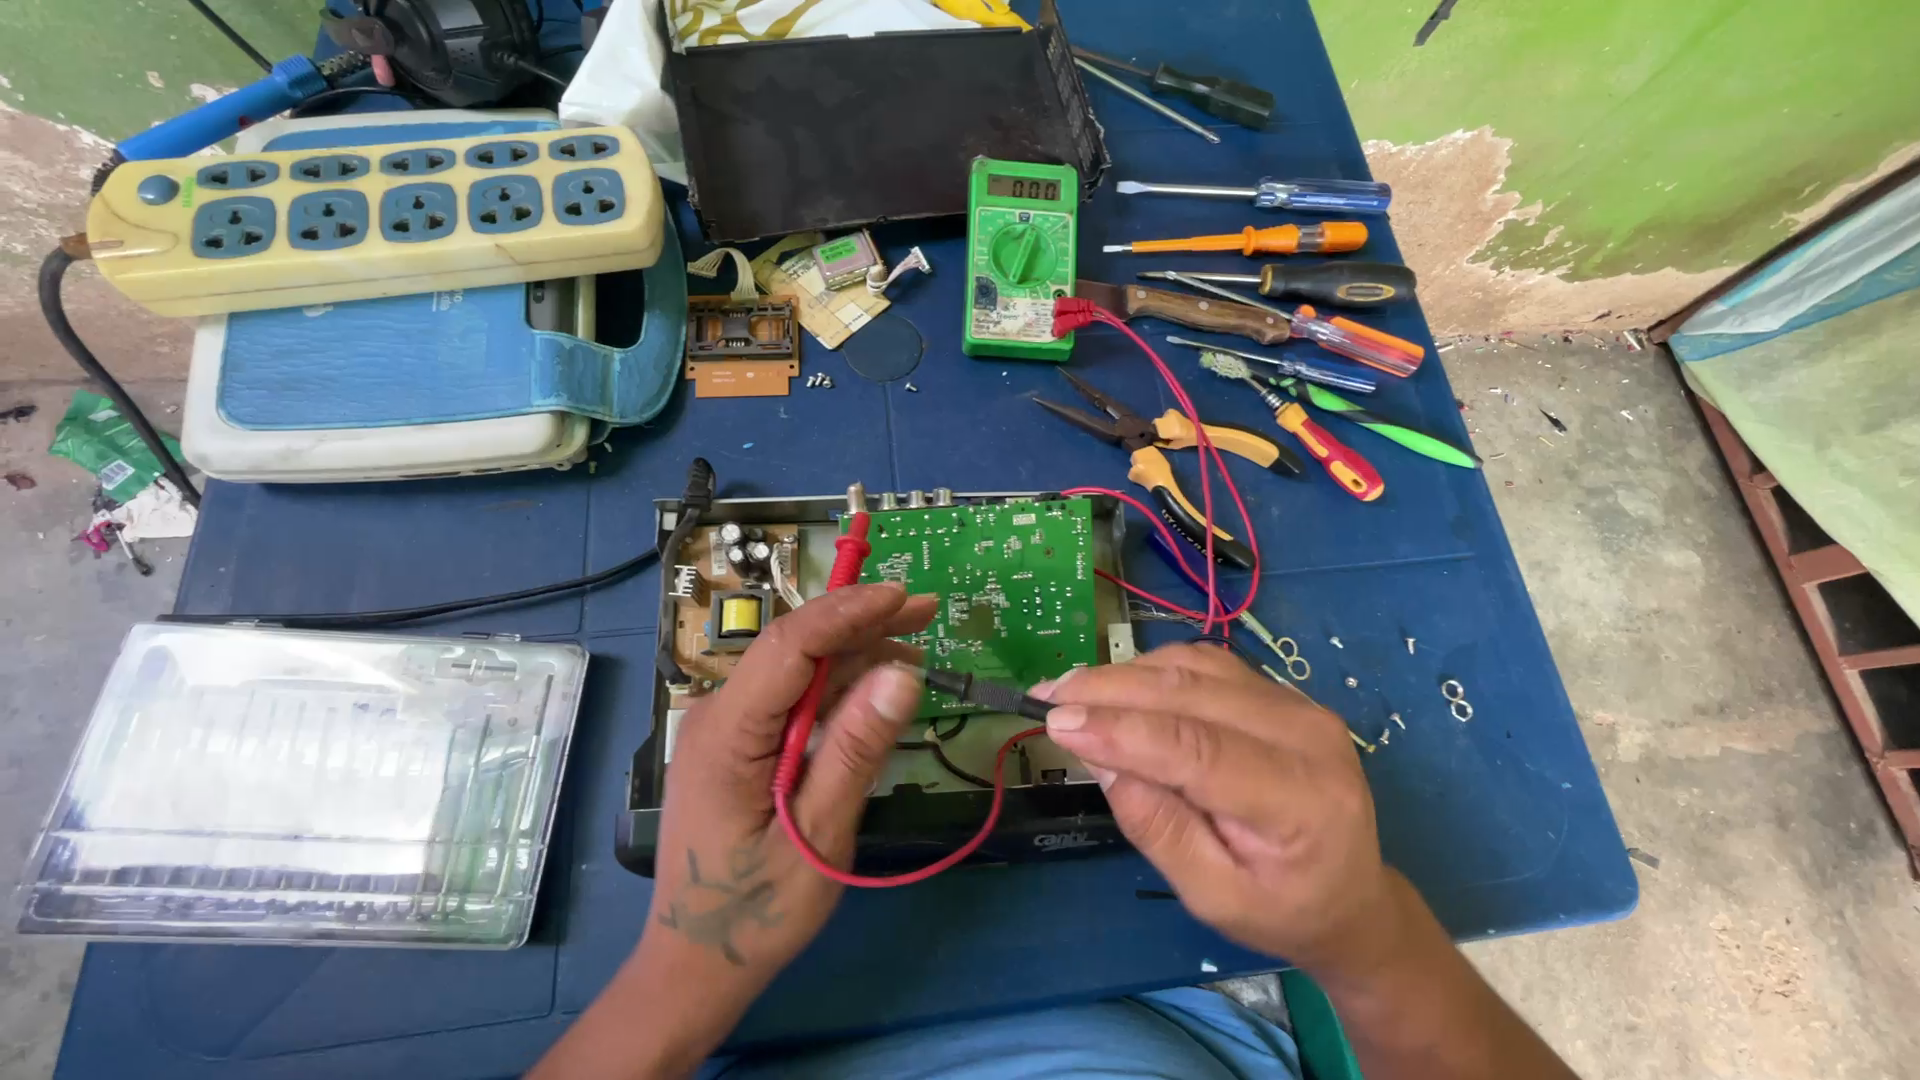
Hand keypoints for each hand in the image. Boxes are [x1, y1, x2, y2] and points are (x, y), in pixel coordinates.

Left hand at [637, 583, 934, 1009]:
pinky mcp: (740, 744)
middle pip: (795, 647)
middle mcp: (720, 715)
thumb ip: (857, 750)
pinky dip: (839, 689)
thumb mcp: (818, 834)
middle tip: (925, 610)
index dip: (848, 612)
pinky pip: (793, 699)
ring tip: (915, 647)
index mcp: (728, 732)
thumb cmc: (756, 909)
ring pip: (798, 669)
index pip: (789, 645)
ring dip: (856, 654)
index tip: (901, 597)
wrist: (696, 961)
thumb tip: (901, 672)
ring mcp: (727, 728)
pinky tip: (878, 690)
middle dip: (861, 622)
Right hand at [1033, 642, 1399, 977]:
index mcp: (1300, 800)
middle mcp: (1306, 735)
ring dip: (1125, 673)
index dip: (1121, 730)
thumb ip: (1158, 828)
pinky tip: (1117, 688)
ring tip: (1071, 691)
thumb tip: (1100, 759)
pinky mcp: (1281, 691)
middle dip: (1109, 689)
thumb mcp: (1212, 897)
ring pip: (1194, 666)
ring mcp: (1298, 704)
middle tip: (1046, 695)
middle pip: (1192, 692)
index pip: (1198, 749)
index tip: (1057, 721)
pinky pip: (1206, 664)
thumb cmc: (1281, 908)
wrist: (1351, 893)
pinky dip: (1152, 669)